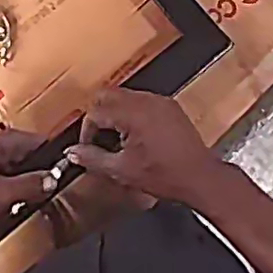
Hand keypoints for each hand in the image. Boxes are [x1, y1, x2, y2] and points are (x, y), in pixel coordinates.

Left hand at [0, 129, 53, 272]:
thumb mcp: (6, 195)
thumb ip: (32, 184)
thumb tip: (50, 178)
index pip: (16, 137)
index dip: (37, 144)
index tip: (54, 151)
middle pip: (9, 153)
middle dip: (29, 163)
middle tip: (48, 171)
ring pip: (1, 171)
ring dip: (19, 179)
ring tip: (35, 188)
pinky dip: (7, 192)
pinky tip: (15, 204)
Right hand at [63, 89, 228, 206]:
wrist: (199, 177)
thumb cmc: (166, 175)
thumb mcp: (123, 171)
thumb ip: (93, 158)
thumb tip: (73, 152)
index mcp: (132, 113)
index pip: (96, 111)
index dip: (87, 130)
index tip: (88, 146)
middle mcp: (145, 100)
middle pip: (108, 95)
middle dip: (98, 115)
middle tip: (97, 138)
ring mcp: (159, 100)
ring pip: (124, 96)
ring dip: (114, 113)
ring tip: (116, 139)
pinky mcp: (169, 105)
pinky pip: (142, 100)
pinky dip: (132, 112)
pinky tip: (135, 135)